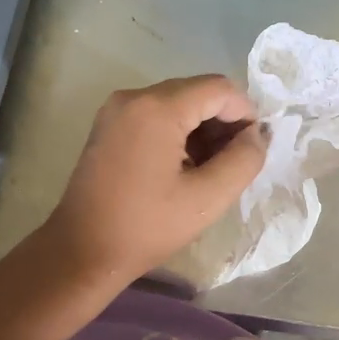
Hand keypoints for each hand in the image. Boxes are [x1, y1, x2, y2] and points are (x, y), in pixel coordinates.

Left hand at [43, 75, 267, 286]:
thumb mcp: (207, 199)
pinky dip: (177, 132)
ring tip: (210, 170)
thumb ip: (243, 160)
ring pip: (177, 102)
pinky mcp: (108, 124)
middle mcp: (134, 96)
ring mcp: (116, 109)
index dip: (245, 114)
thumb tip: (257, 135)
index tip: (252, 150)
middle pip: (196, 91)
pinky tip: (183, 167)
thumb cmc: (146, 227)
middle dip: (222, 121)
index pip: (219, 89)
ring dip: (201, 128)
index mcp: (157, 108)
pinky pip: (155, 114)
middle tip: (233, 164)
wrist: (81, 251)